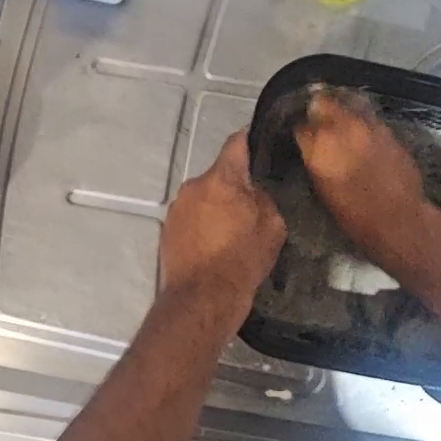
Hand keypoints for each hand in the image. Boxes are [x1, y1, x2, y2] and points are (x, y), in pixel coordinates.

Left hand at [159, 132, 286, 323]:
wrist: (202, 299)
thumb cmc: (242, 260)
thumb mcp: (272, 227)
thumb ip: (264, 199)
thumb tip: (252, 192)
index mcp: (221, 179)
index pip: (236, 143)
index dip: (250, 141)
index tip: (260, 146)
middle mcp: (194, 185)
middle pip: (220, 176)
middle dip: (235, 187)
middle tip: (252, 209)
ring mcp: (177, 208)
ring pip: (205, 197)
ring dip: (218, 208)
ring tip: (232, 234)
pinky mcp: (168, 229)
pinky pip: (192, 217)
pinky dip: (204, 225)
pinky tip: (215, 247)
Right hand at [294, 93, 429, 265]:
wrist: (398, 218)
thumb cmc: (354, 215)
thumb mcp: (323, 190)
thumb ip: (316, 162)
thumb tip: (314, 148)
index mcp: (319, 146)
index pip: (301, 127)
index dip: (302, 131)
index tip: (303, 135)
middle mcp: (342, 128)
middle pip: (323, 104)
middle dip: (318, 108)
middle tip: (317, 114)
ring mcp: (368, 126)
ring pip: (349, 104)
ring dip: (342, 110)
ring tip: (340, 117)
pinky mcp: (388, 130)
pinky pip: (370, 117)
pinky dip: (362, 121)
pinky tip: (362, 131)